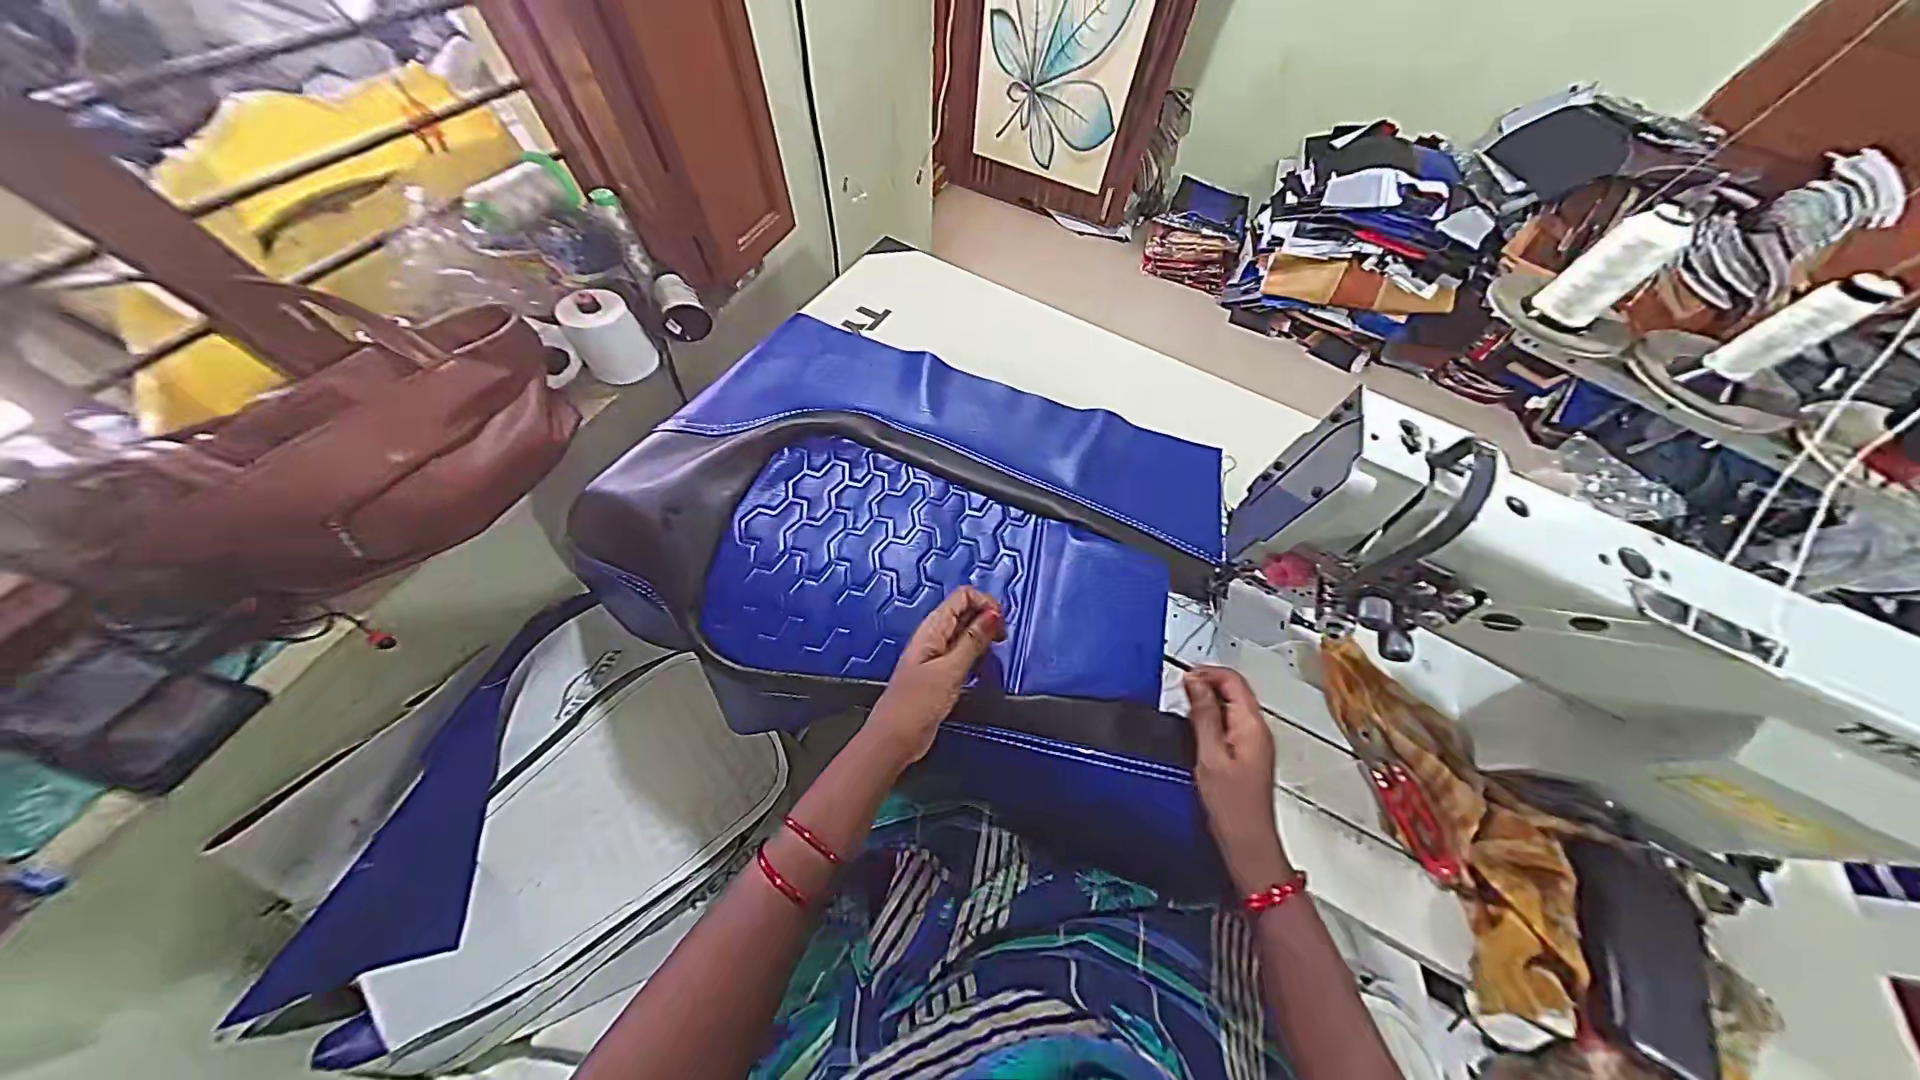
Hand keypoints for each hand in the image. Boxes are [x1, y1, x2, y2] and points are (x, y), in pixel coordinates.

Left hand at [864, 587, 1005, 766]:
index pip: (963, 596)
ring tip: (992, 658)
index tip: (1000, 626)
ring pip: (966, 632)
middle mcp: (934, 636)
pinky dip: (976, 656)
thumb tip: (993, 614)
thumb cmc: (916, 705)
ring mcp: (937, 653)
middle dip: (988, 620)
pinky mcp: (941, 672)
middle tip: (1000, 642)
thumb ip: (973, 641)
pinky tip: (982, 670)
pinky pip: (964, 652)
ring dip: (983, 639)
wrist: (895, 739)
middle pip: (966, 611)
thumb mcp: (950, 670)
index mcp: (933, 628)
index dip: (986, 604)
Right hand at [1184, 666, 1293, 893]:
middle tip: (1180, 689)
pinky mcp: (1246, 753)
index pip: (1233, 680)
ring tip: (1184, 705)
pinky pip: (1229, 722)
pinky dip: (1211, 716)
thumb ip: (1203, 715)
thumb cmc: (1232, 806)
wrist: (1247, 842)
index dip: (1207, 672)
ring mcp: (1254, 742)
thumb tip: (1195, 682)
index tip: (1183, 677)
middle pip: (1235, 689)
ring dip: (1207, 699)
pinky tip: (1195, 727)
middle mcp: (1258, 730)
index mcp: (1252, 726)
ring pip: (1231, 705)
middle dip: (1206, 682)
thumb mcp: (1210, 755)